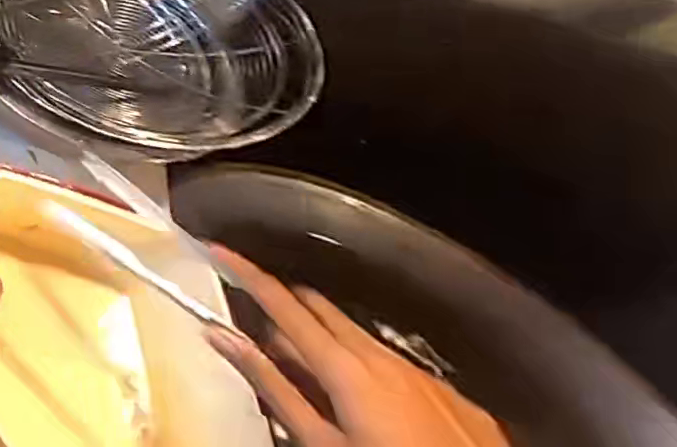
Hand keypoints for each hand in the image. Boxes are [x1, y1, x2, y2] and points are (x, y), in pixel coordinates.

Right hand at [205, 245, 507, 446]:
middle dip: (283, 299)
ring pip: (357, 334)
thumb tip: (219, 334)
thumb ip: (271, 385)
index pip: (280, 302)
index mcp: (344, 367)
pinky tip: (370, 400)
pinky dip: (367, 364)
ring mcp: (425, 379)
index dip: (244, 272)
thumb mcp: (320, 442)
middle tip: (254, 312)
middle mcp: (382, 358)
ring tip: (306, 361)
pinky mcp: (460, 402)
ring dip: (323, 334)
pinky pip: (398, 365)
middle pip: (318, 307)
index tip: (216, 249)